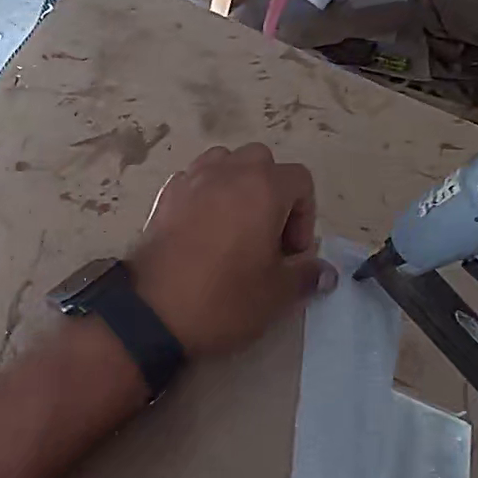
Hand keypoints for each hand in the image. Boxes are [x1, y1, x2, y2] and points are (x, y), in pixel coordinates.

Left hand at [127, 144, 337, 358]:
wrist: (152, 313)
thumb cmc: (224, 298)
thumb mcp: (277, 294)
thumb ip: (306, 275)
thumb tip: (325, 272)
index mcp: (263, 188)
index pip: (301, 180)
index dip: (306, 216)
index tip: (292, 252)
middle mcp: (228, 172)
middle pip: (263, 163)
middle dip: (274, 195)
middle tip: (269, 238)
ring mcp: (192, 180)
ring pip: (226, 164)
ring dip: (239, 188)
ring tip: (237, 228)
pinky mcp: (165, 197)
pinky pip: (196, 181)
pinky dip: (208, 196)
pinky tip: (205, 232)